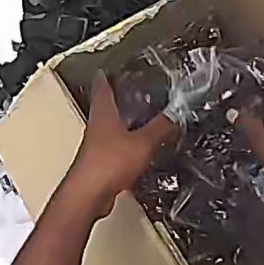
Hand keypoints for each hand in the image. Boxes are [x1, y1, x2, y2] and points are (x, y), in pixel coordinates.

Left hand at [62, 73, 177, 216]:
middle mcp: (97, 128)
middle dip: (114, 100)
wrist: (89, 194)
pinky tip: (136, 155)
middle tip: (123, 93)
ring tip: (135, 121)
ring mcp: (96, 147)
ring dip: (121, 125)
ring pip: (109, 130)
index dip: (105, 77)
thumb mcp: (144, 142)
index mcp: (104, 114)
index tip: (106, 70)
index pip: (101, 87)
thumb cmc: (107, 164)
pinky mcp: (100, 165)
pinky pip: (114, 152)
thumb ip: (161, 127)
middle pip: (104, 108)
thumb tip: (174, 115)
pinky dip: (125, 149)